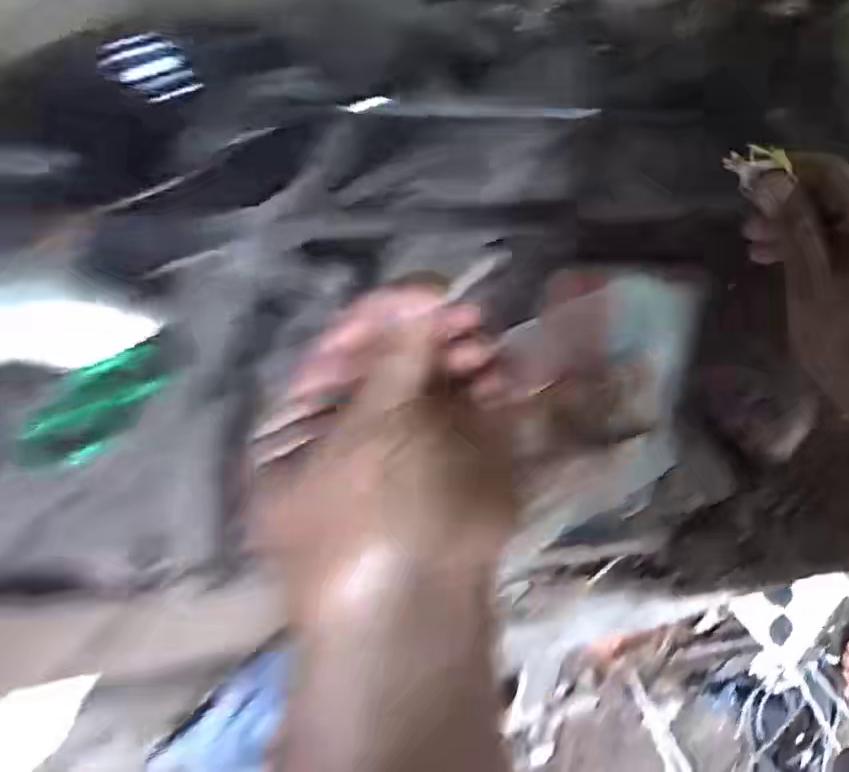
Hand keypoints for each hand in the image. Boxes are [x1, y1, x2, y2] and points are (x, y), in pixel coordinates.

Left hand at [252, 287, 519, 621]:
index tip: (429, 291)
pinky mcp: (474, 439)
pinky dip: (497, 380)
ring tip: (486, 354)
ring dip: (468, 354)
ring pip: (449, 371)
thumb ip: (398, 357)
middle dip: (434, 333)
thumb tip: (417, 294)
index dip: (383, 317)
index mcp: (311, 420)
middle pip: (403, 355)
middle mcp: (369, 417)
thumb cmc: (370, 511)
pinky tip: (506, 379)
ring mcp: (425, 428)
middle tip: (470, 317)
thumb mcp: (370, 430)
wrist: (421, 589)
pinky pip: (486, 395)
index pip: (344, 349)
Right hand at [743, 154, 848, 425]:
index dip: (790, 167)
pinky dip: (808, 244)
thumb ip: (794, 225)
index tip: (750, 178)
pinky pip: (839, 240)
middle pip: (833, 192)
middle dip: (788, 197)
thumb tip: (770, 177)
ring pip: (832, 217)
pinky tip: (771, 257)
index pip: (832, 171)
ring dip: (793, 222)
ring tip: (750, 239)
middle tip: (747, 214)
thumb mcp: (811, 281)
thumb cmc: (848, 340)